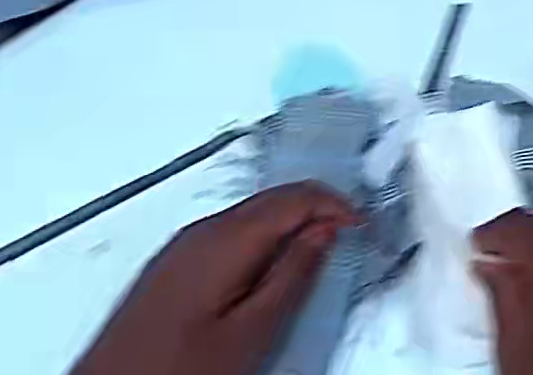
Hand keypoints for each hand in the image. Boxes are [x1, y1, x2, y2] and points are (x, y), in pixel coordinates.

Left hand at [73, 181, 357, 374]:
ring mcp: (183, 246)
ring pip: (253, 214)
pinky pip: (232, 233)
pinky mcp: (171, 267)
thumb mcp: (249, 337)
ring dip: (290, 224)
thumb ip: (293, 275)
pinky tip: (269, 270)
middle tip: (347, 235)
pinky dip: (263, 239)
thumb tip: (325, 229)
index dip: (336, 204)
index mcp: (226, 237)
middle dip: (316, 209)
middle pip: (274, 199)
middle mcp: (203, 229)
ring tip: (316, 253)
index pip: (295, 196)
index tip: (362, 226)